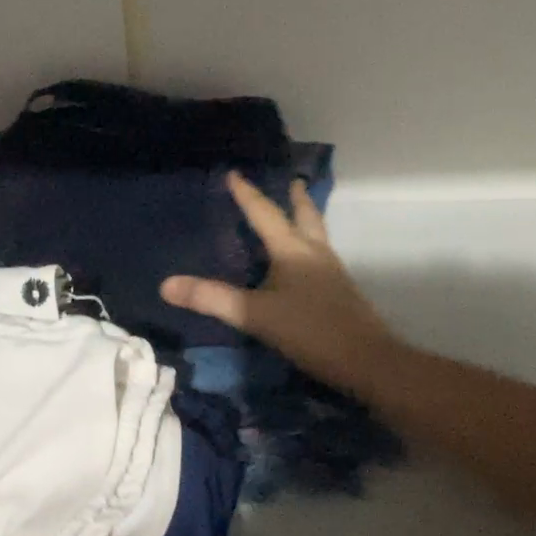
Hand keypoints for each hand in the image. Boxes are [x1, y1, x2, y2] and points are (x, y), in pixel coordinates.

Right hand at [161, 171, 399, 390]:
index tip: (234, 173)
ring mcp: (333, 273)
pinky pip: (322, 257)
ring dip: (306, 220)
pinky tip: (304, 264)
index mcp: (292, 250)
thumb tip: (166, 284)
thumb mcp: (255, 315)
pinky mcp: (341, 293)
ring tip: (298, 214)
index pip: (264, 214)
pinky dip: (309, 247)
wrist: (369, 362)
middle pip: (306, 216)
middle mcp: (315, 253)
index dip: (247, 194)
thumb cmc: (311, 331)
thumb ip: (212, 299)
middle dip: (295, 199)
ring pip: (317, 235)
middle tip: (292, 181)